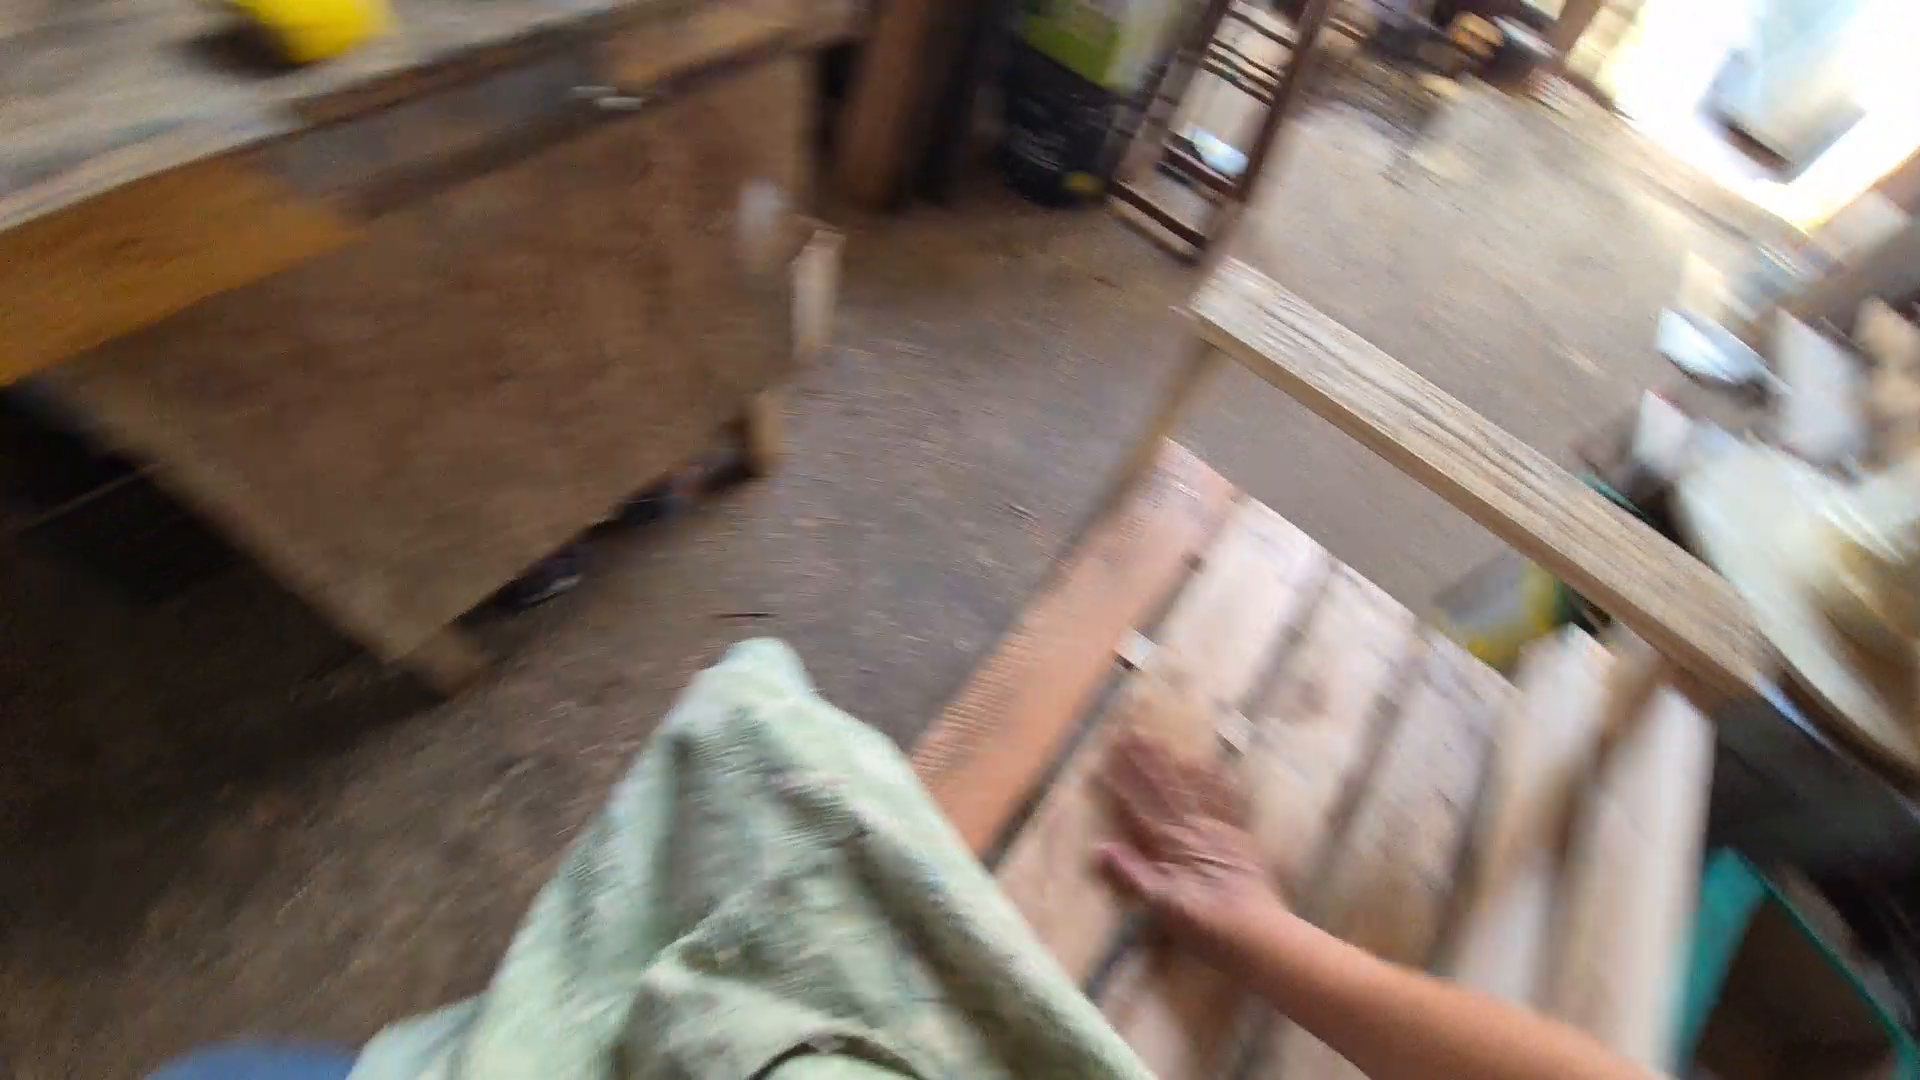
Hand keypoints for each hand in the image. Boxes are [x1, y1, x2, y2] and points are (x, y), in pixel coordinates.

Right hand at [1096, 730, 1288, 965]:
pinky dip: (1216, 782)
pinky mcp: (1238, 838)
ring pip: (1189, 789)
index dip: (1122, 777)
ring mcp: (1216, 830)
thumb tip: (1099, 847)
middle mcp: (1190, 829)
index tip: (1110, 752)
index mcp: (1169, 844)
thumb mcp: (1161, 906)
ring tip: (1161, 740)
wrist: (1258, 937)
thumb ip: (1131, 874)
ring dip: (1173, 764)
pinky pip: (1225, 803)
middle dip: (1145, 760)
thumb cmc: (1206, 926)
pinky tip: (1210, 764)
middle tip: (1132, 731)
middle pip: (1162, 788)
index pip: (1138, 804)